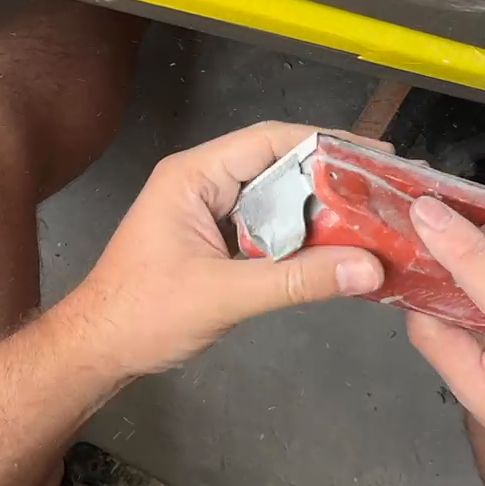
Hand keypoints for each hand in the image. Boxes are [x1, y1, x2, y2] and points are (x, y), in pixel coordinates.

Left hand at [56, 122, 385, 379]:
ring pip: (271, 196)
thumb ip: (298, 279)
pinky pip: (262, 224)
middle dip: (329, 177)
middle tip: (385, 191)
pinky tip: (334, 249)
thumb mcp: (224, 294)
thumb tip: (369, 267)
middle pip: (274, 164)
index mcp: (193, 176)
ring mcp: (204, 209)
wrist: (99, 344)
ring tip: (373, 219)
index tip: (376, 156)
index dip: (325, 142)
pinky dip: (297, 234)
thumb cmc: (144, 312)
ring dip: (316, 208)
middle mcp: (200, 181)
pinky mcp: (210, 236)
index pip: (268, 141)